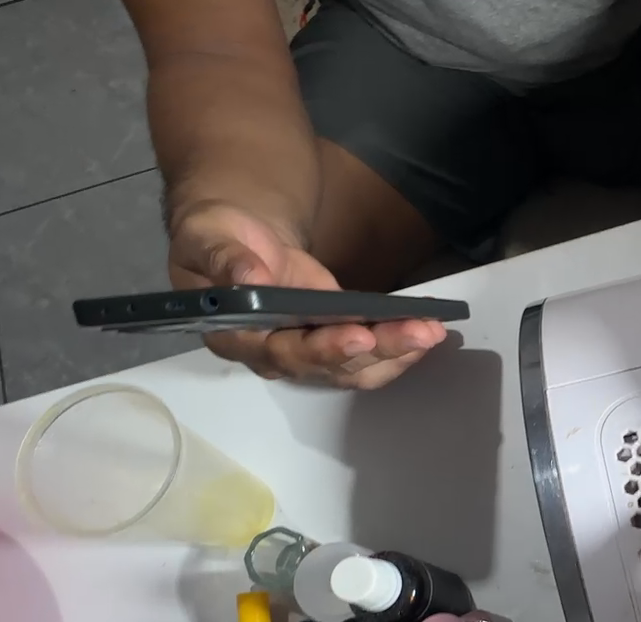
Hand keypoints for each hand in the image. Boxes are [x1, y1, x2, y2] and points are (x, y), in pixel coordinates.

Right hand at [167, 201, 446, 388]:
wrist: (241, 241)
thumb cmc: (217, 237)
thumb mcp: (208, 236)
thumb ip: (224, 257)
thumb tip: (251, 275)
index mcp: (236, 337)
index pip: (284, 353)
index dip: (325, 349)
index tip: (361, 335)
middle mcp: (277, 357)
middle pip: (335, 366)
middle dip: (382, 349)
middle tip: (421, 332)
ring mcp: (311, 355)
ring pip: (361, 366)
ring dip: (400, 351)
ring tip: (433, 330)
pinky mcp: (337, 345)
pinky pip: (373, 355)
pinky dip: (402, 345)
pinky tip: (428, 328)